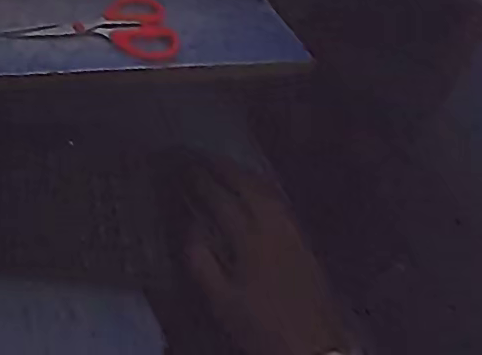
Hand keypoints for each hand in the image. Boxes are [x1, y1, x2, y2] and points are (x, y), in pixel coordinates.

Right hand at [181, 161, 351, 354]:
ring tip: (221, 165)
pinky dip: (260, 186)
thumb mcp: (220, 300)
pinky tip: (252, 187)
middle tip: (196, 155)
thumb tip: (189, 222)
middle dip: (218, 165)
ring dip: (240, 172)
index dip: (195, 176)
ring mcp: (291, 232)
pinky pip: (279, 201)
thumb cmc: (262, 328)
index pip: (216, 194)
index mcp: (247, 238)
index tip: (176, 164)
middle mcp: (271, 226)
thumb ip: (199, 257)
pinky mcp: (305, 242)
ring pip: (265, 189)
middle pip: (244, 183)